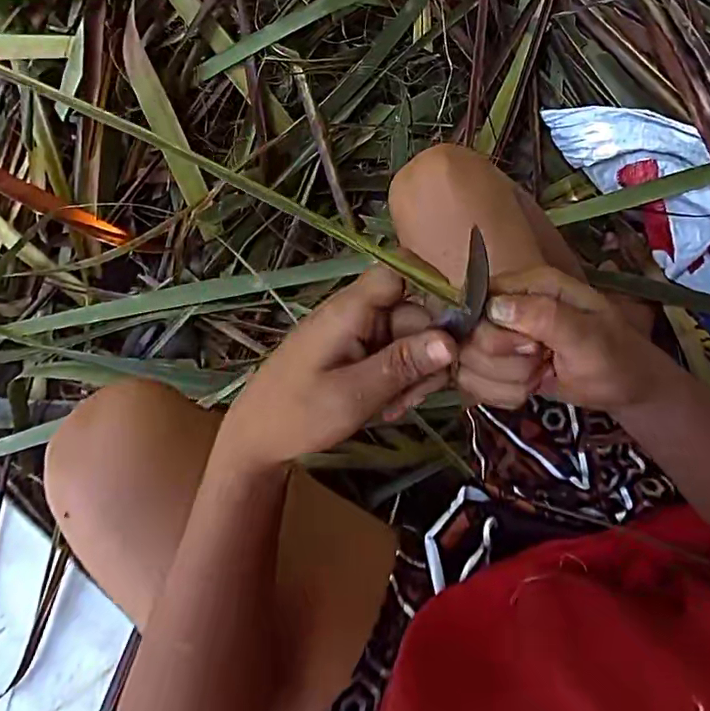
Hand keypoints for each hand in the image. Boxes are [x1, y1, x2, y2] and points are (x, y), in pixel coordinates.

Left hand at [217, 264, 457, 471]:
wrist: (254, 441)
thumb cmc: (295, 416)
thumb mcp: (352, 396)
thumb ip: (401, 365)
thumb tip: (451, 341)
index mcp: (351, 309)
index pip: (401, 269)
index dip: (434, 286)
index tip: (456, 326)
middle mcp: (358, 312)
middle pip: (415, 312)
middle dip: (426, 352)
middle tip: (417, 395)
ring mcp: (359, 332)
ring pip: (410, 338)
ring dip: (414, 372)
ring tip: (395, 407)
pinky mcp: (359, 351)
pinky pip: (395, 355)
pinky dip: (400, 379)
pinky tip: (386, 406)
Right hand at [473, 266, 682, 412]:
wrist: (625, 386)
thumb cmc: (614, 355)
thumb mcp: (588, 337)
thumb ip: (545, 317)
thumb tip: (495, 307)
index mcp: (532, 283)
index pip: (481, 301)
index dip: (498, 332)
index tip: (531, 347)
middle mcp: (509, 303)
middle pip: (472, 338)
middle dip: (506, 363)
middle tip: (541, 361)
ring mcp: (499, 334)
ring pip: (470, 363)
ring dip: (506, 381)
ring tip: (539, 375)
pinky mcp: (495, 362)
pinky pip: (475, 382)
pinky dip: (503, 394)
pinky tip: (529, 388)